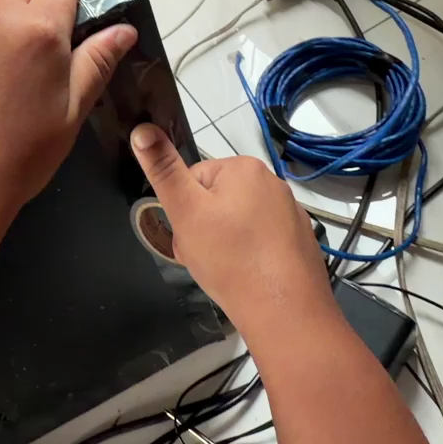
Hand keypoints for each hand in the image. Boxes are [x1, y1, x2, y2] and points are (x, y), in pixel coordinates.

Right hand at [130, 124, 334, 335]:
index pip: (195, 179)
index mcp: (244, 167)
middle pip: (217, 200)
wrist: (285, 315)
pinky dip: (250, 256)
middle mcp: (272, 182)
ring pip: (238, 223)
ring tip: (225, 271)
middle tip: (205, 256)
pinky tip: (247, 278)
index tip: (191, 235)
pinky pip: (261, 241)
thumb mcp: (185, 210)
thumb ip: (163, 169)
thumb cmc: (231, 258)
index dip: (185, 210)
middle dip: (204, 228)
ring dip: (225, 243)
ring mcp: (291, 213)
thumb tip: (142, 129)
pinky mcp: (301, 242)